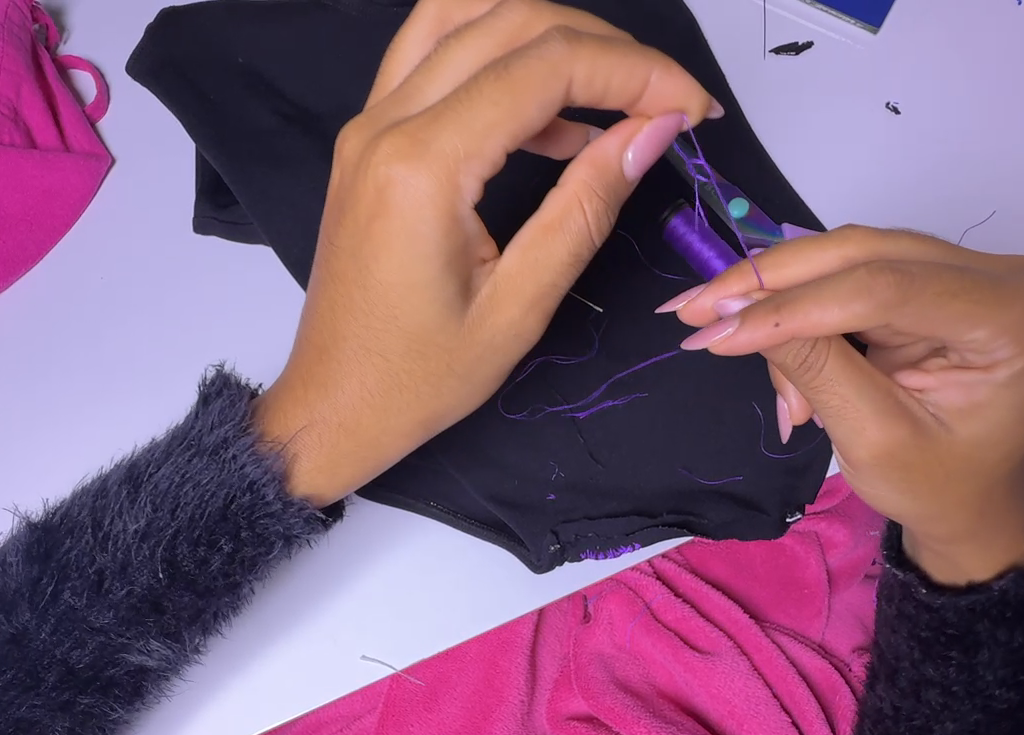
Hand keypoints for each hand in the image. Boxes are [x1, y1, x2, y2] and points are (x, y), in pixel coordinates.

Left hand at [253, 0, 720, 505]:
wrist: (334, 407)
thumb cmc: (416, 381)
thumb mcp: (516, 309)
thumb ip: (584, 210)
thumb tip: (652, 132)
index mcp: (422, 167)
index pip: (545, 66)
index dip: (635, 74)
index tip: (690, 109)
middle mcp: (384, 125)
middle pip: (507, 20)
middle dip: (601, 46)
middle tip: (662, 101)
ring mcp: (366, 128)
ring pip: (463, 19)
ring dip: (544, 37)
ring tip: (609, 96)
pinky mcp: (366, 146)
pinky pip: (434, 65)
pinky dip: (499, 67)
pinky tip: (551, 124)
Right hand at [668, 227, 1023, 583]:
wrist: (966, 500)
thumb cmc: (933, 485)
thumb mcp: (871, 437)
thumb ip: (813, 367)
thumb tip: (732, 319)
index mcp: (1013, 318)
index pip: (883, 288)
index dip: (789, 307)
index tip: (712, 332)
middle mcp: (1000, 276)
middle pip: (862, 252)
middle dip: (767, 283)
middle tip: (691, 311)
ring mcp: (966, 273)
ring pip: (845, 258)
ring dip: (776, 302)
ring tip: (728, 348)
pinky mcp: (930, 281)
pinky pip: (846, 278)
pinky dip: (796, 315)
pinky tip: (772, 353)